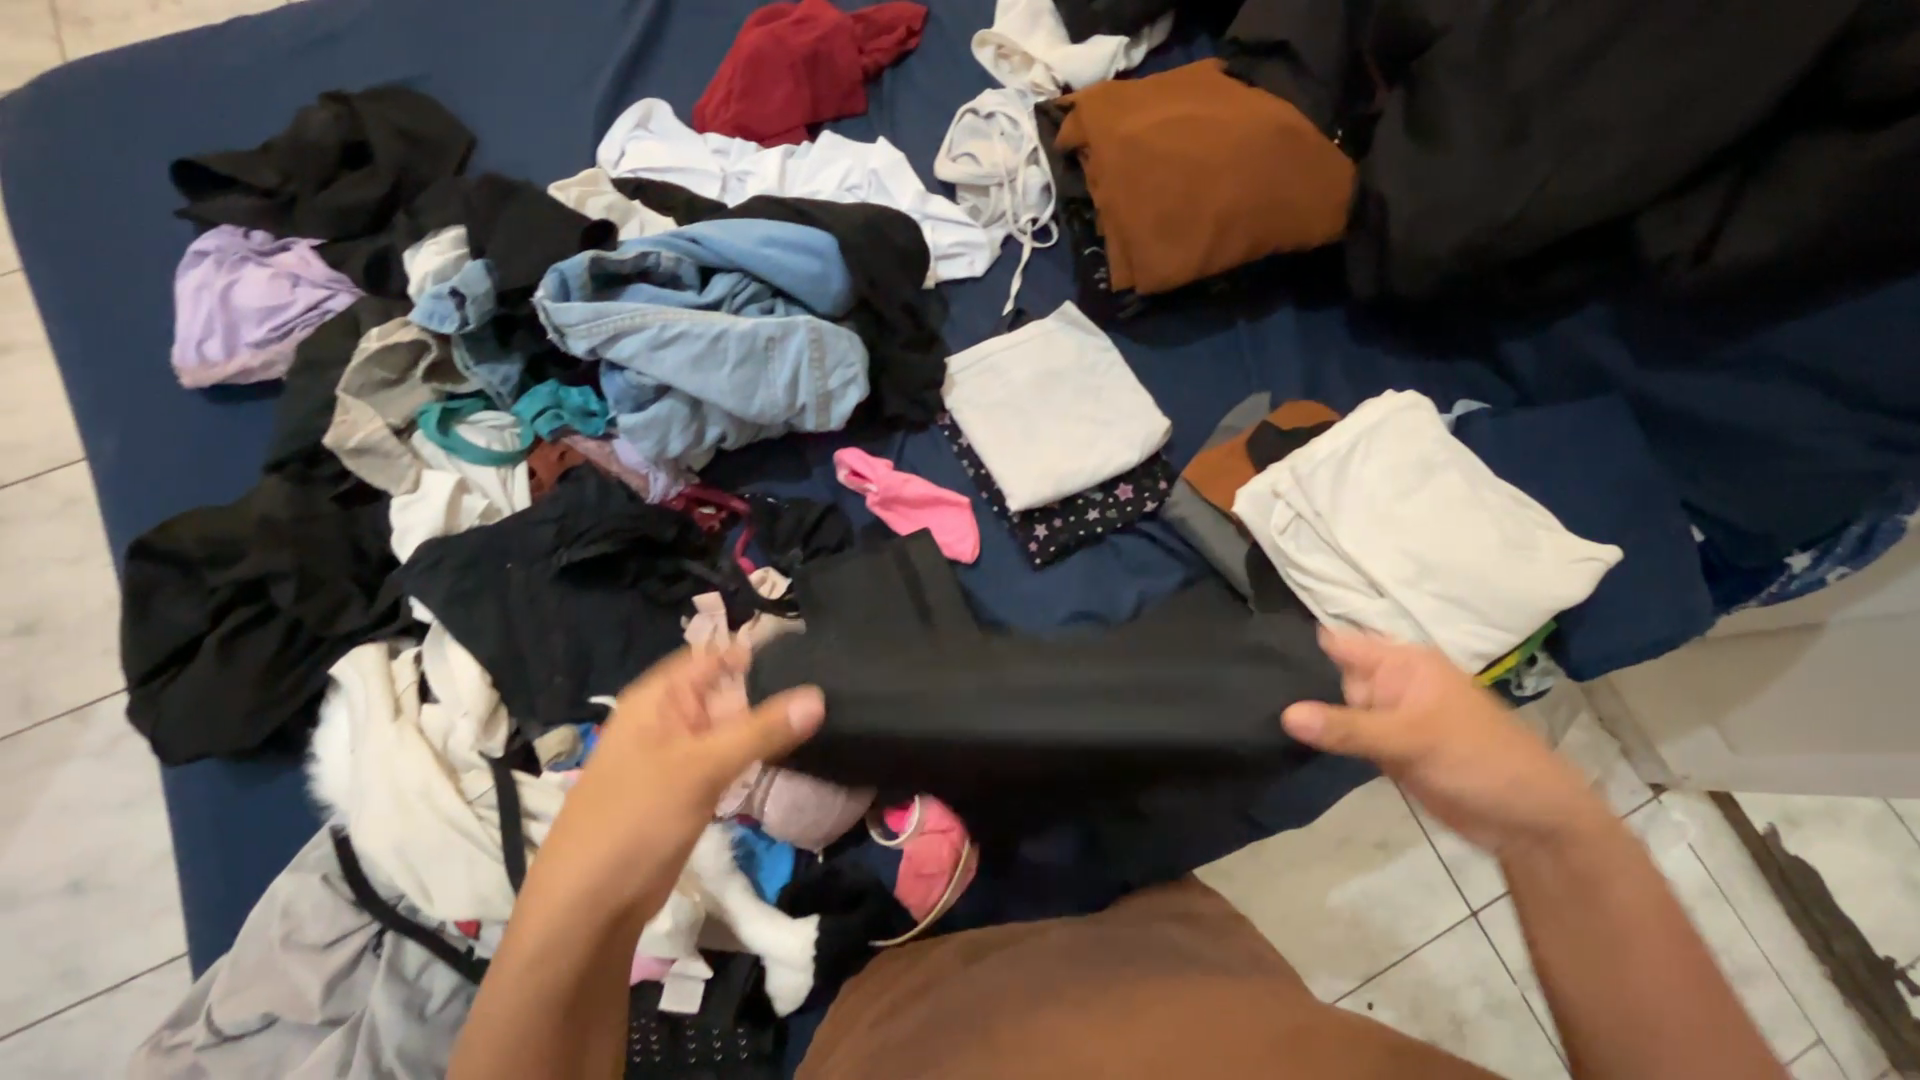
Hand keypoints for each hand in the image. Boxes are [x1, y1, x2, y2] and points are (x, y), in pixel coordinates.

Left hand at [535, 645, 824, 912]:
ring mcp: (680, 757)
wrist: (591, 906)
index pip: (713, 654)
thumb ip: (762, 730)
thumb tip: (819, 696)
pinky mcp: (690, 791)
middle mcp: (669, 720)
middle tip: (830, 687)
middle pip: (728, 691)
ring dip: (768, 726)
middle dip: (771, 691)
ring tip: (825, 714)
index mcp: (658, 699)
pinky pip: (730, 761)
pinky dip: (756, 757)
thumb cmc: (636, 820)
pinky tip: (794, 752)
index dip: (756, 649)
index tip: (809, 650)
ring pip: (733, 729)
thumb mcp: (701, 768)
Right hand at [1282, 628, 1607, 855]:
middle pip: (1329, 676)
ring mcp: (1388, 719)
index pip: (1339, 643)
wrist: (1530, 821)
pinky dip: (1323, 742)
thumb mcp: (1412, 739)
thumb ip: (1348, 728)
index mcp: (1403, 663)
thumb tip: (1285, 713)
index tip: (1251, 656)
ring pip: (1335, 710)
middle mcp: (1391, 685)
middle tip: (1244, 693)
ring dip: (1307, 717)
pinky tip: (1283, 741)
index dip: (1299, 646)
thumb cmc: (1480, 761)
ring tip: (1253, 715)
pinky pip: (1345, 739)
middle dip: (1294, 685)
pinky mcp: (1386, 751)